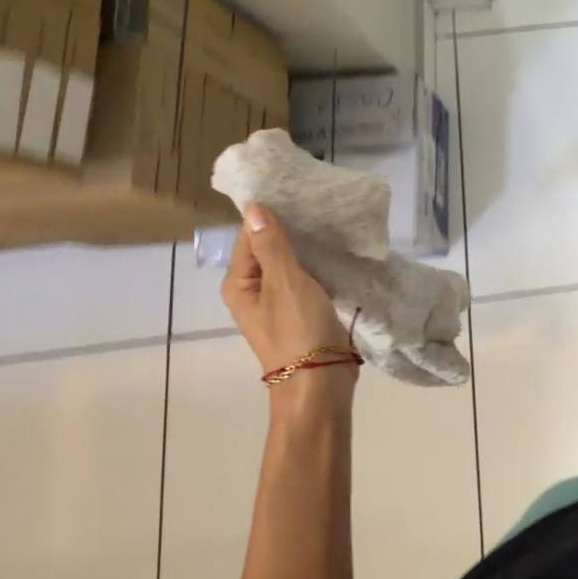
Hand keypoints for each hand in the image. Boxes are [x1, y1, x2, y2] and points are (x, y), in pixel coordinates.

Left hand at [223, 205, 350, 375]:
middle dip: (294, 230)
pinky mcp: (303, 309)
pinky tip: (338, 252)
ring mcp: (279, 301)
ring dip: (309, 247)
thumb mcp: (285, 282)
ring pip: (292, 263)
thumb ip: (272, 244)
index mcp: (239, 283)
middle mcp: (253, 290)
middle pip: (270, 248)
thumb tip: (254, 207)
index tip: (302, 197)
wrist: (321, 381)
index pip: (250, 236)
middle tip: (323, 207)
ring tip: (334, 224)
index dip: (272, 216)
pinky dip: (320, 265)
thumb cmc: (298, 329)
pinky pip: (308, 277)